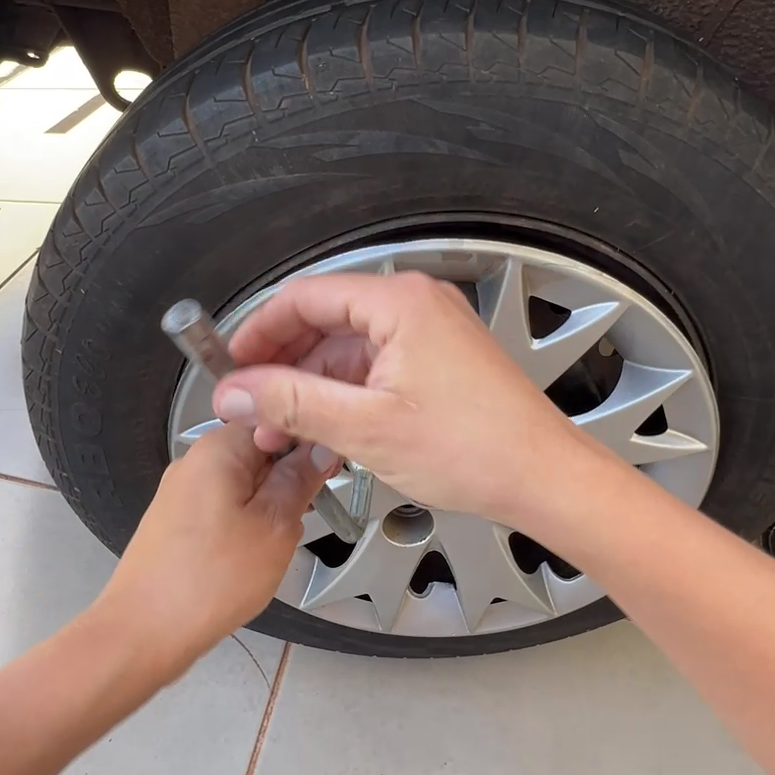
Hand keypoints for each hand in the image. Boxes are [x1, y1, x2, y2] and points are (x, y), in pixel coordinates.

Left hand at [96, 422, 339, 660]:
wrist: (142, 635)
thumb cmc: (210, 579)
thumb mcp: (275, 526)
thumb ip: (301, 479)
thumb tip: (320, 446)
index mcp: (219, 447)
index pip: (277, 420)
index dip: (309, 443)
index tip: (327, 473)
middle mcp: (196, 460)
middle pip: (262, 452)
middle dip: (288, 482)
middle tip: (299, 520)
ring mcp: (183, 492)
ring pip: (246, 484)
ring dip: (269, 509)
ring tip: (272, 545)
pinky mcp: (178, 522)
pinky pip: (226, 509)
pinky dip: (245, 526)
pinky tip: (249, 558)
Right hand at [213, 272, 608, 526]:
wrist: (543, 476)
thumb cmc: (477, 448)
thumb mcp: (366, 427)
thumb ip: (292, 402)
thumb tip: (237, 390)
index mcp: (399, 303)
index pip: (304, 297)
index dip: (259, 331)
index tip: (231, 364)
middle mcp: (416, 306)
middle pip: (324, 321)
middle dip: (282, 365)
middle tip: (251, 405)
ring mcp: (429, 332)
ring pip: (347, 348)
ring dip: (311, 386)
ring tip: (282, 429)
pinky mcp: (438, 359)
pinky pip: (374, 365)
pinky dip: (344, 394)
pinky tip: (322, 428)